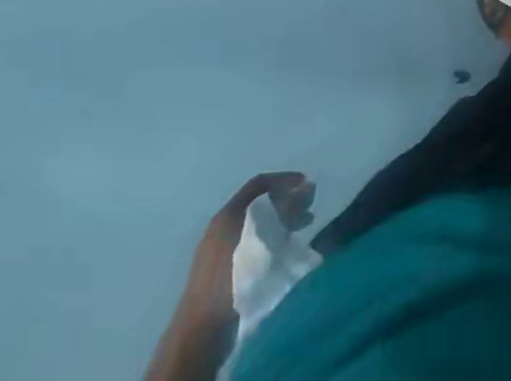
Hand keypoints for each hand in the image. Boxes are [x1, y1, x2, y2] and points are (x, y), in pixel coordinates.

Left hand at [179, 173, 315, 327]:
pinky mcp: (229, 269)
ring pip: (259, 223)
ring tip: (305, 226)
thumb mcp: (262, 240)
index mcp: (227, 216)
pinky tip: (289, 248)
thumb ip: (284, 212)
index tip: (307, 183)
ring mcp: (224, 249)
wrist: (201, 331)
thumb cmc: (234, 277)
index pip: (259, 184)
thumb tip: (307, 186)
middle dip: (287, 201)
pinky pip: (257, 242)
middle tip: (309, 207)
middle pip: (259, 203)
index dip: (284, 179)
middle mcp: (224, 228)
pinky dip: (275, 238)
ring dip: (283, 220)